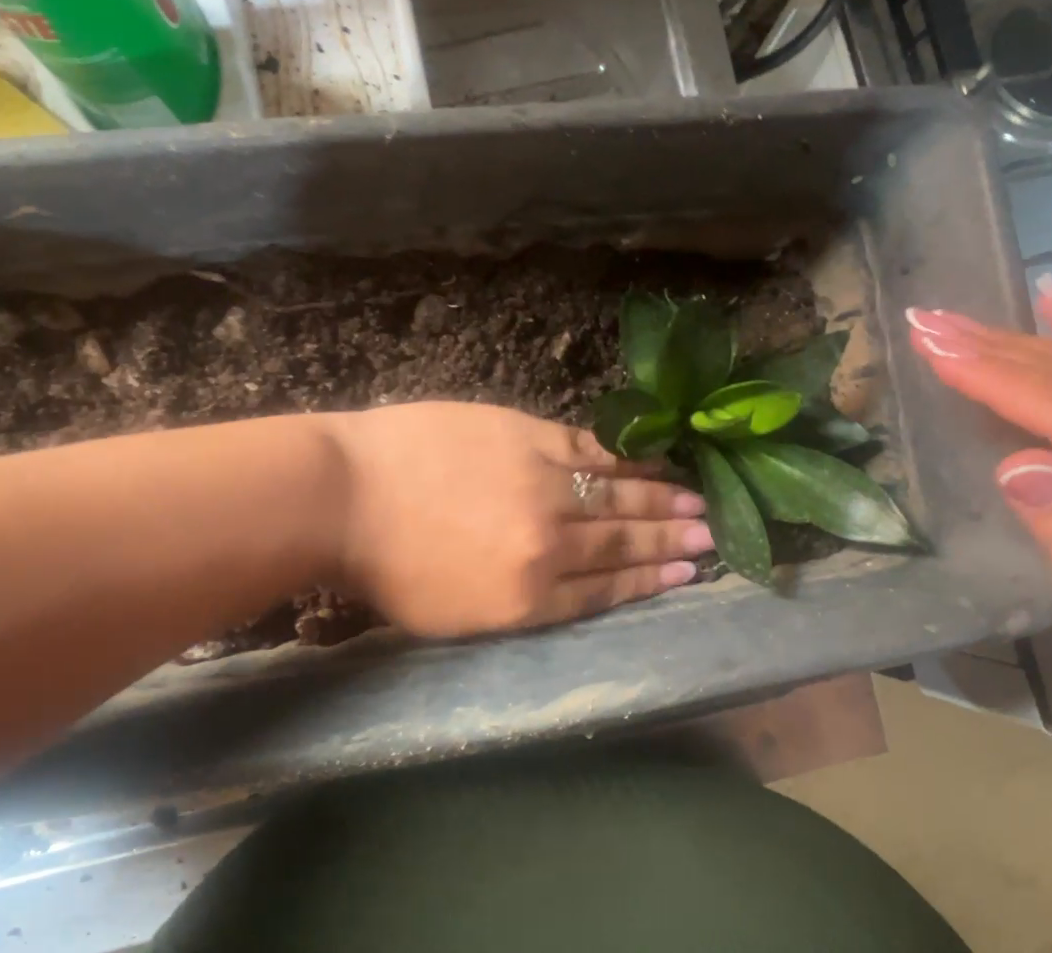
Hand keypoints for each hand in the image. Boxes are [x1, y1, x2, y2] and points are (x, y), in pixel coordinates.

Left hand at [321, 402, 712, 637]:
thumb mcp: (451, 615)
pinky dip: (623, 457)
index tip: (686, 575)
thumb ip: (515, 603)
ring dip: (659, 498)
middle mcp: (545, 544)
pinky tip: (648, 459)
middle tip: (710, 537)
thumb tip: (560, 582)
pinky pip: (587, 449)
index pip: (602, 591)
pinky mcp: (525, 436)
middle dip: (668, 541)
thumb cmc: (382, 567)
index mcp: (524, 598)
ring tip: (696, 501)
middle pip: (619, 542)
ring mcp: (539, 484)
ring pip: (613, 494)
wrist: (341, 495)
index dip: (647, 581)